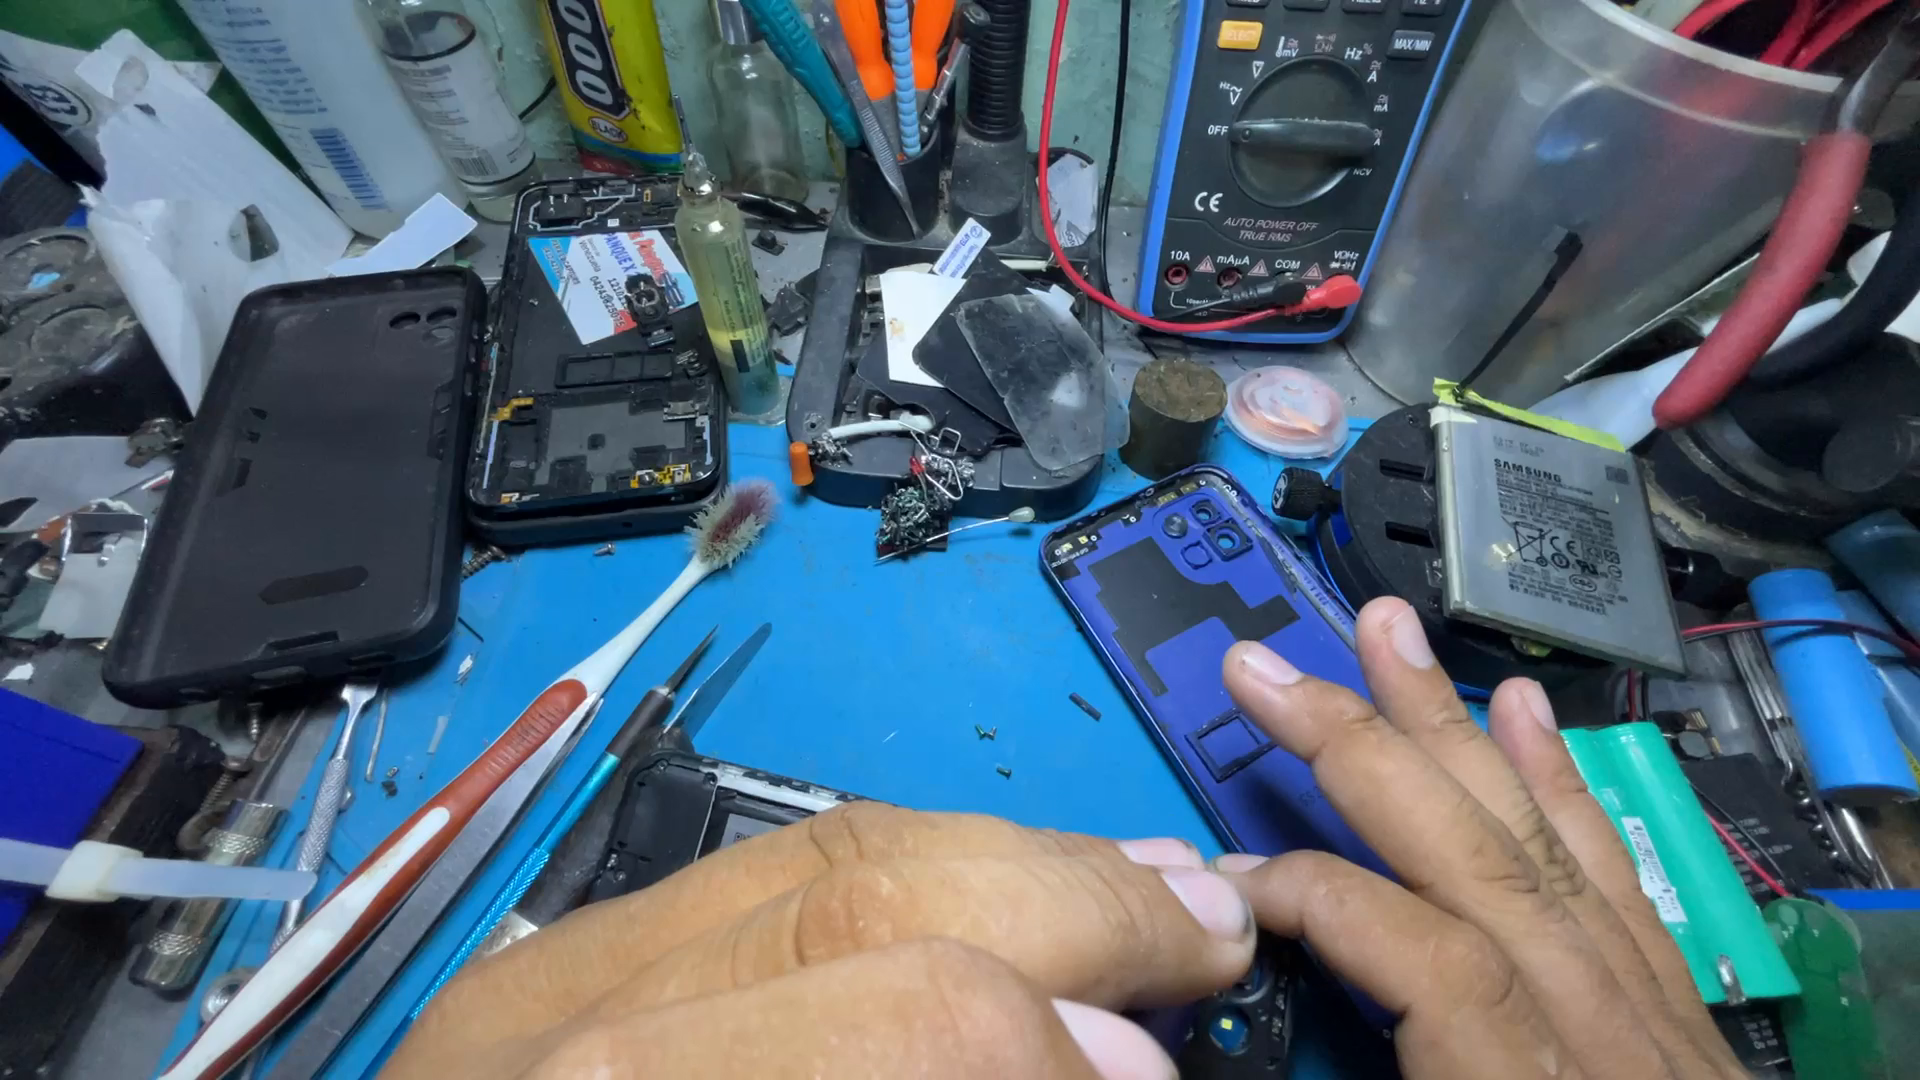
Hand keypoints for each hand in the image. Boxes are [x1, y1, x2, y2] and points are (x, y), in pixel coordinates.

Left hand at [387, 805, 1256, 1078]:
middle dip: (1067, 904)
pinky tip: (1005, 866)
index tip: (1164, 1071)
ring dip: (1011, 858)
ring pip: (832, 844)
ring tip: (1134, 876)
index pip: (895, 1040)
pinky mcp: (579, 938)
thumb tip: (1120, 1068)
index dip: (1032, 1049)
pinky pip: (785, 852)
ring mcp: (558, 966)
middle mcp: (560, 1038)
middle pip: (856, 904)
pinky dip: (923, 852)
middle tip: (1203, 921)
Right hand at [1219, 596, 1745, 1078]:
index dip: (1300, 894)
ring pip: (1535, 836)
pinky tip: (1526, 707)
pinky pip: (1612, 876)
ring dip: (1446, 720)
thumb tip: (1212, 1042)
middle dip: (1354, 741)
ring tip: (1387, 629)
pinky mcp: (1672, 1016)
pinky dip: (1557, 779)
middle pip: (1472, 852)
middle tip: (1266, 666)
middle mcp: (1610, 1039)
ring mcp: (1654, 1019)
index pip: (1414, 947)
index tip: (1220, 887)